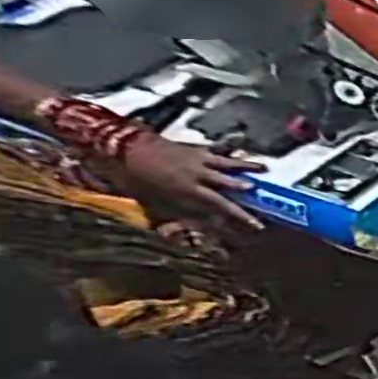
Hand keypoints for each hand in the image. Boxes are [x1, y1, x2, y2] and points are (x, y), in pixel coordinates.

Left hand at [120, 135, 265, 229]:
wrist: (113, 144)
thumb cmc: (131, 175)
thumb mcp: (150, 199)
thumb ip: (173, 214)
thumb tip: (184, 235)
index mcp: (189, 188)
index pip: (223, 205)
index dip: (242, 216)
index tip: (258, 225)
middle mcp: (199, 173)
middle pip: (229, 181)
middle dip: (246, 187)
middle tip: (263, 191)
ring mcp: (196, 158)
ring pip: (227, 163)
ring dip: (246, 166)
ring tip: (264, 168)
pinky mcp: (190, 147)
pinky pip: (213, 150)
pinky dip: (225, 152)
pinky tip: (235, 151)